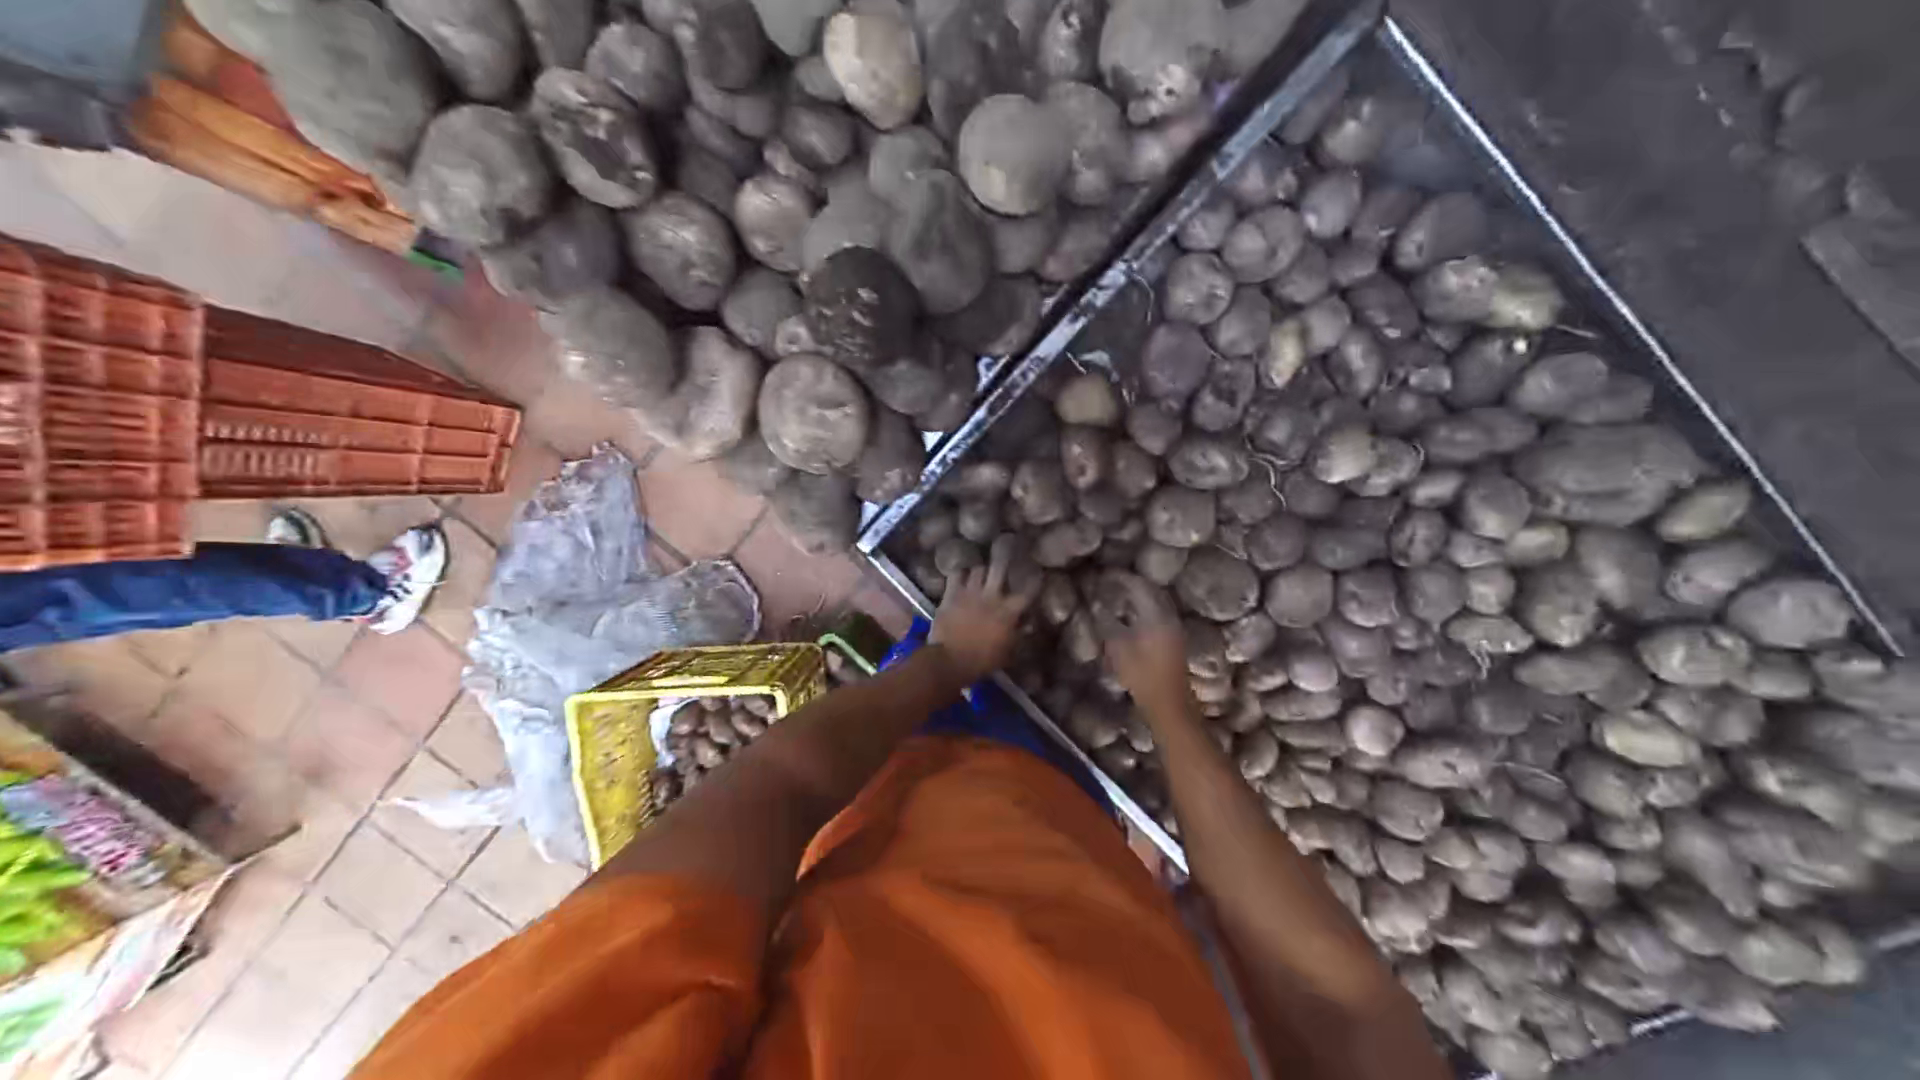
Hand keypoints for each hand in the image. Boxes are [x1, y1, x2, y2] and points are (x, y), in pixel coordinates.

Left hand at [928, 537, 1038, 683]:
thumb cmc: (983, 660)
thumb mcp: (1008, 652)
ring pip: (978, 569)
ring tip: (982, 569)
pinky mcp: (951, 593)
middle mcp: (991, 595)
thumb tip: (1028, 623)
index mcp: (1009, 611)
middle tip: (1007, 543)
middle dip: (1005, 554)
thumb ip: (1019, 634)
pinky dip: (960, 573)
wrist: (950, 659)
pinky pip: (956, 574)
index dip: (1034, 580)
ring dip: (981, 570)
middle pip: (1000, 566)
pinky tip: (961, 573)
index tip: (1038, 571)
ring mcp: (970, 592)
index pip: (1028, 591)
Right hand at [1091, 572, 1189, 710]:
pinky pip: (1159, 612)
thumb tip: (1098, 604)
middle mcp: (1170, 617)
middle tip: (1111, 581)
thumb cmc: (1142, 676)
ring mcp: (1175, 629)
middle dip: (1131, 583)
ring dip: (1139, 595)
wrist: (1169, 704)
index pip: (1139, 586)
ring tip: (1119, 594)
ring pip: (1157, 602)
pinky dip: (1144, 607)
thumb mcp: (1118, 647)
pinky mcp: (1174, 640)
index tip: (1104, 574)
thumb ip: (1108, 622)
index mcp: (1157, 615)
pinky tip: (1132, 614)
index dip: (1121, 578)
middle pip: (1151, 591)